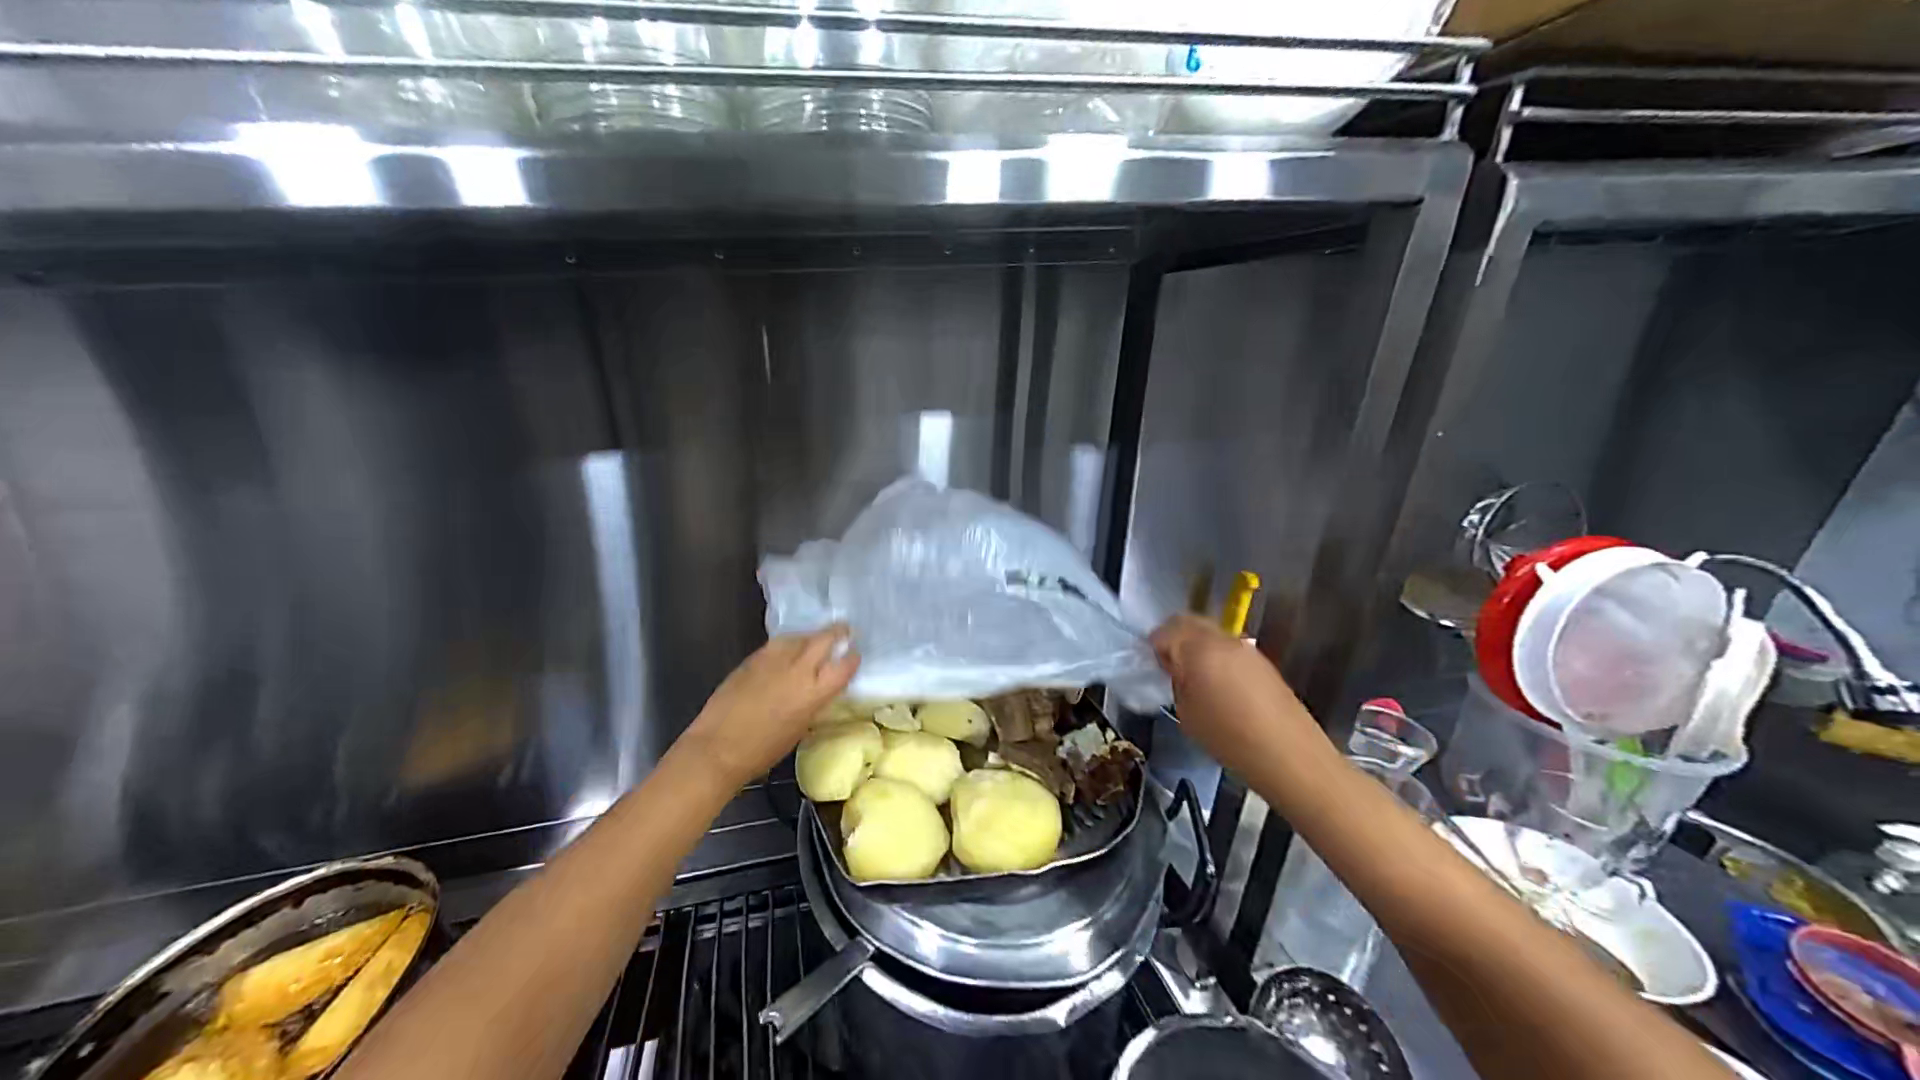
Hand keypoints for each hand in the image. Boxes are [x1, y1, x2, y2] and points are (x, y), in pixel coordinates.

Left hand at [677, 626, 859, 786]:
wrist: (718, 749)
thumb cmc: (763, 751)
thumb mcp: (801, 728)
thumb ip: (814, 702)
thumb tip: (820, 690)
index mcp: (815, 692)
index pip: (844, 665)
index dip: (852, 657)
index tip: (854, 655)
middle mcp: (798, 670)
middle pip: (825, 639)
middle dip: (837, 632)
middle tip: (844, 630)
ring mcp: (774, 660)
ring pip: (799, 636)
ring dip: (811, 636)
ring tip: (815, 638)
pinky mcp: (753, 659)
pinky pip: (777, 644)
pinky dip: (788, 644)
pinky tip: (788, 650)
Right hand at [1150, 615, 1329, 773]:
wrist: (1287, 753)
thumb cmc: (1227, 736)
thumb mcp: (1185, 712)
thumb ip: (1176, 682)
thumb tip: (1177, 670)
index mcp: (1197, 649)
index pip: (1164, 631)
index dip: (1153, 646)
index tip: (1153, 665)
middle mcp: (1222, 639)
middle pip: (1189, 622)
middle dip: (1174, 637)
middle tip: (1168, 665)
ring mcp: (1245, 648)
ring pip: (1211, 633)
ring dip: (1197, 646)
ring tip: (1194, 677)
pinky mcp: (1262, 661)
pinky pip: (1229, 648)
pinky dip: (1217, 656)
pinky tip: (1219, 685)